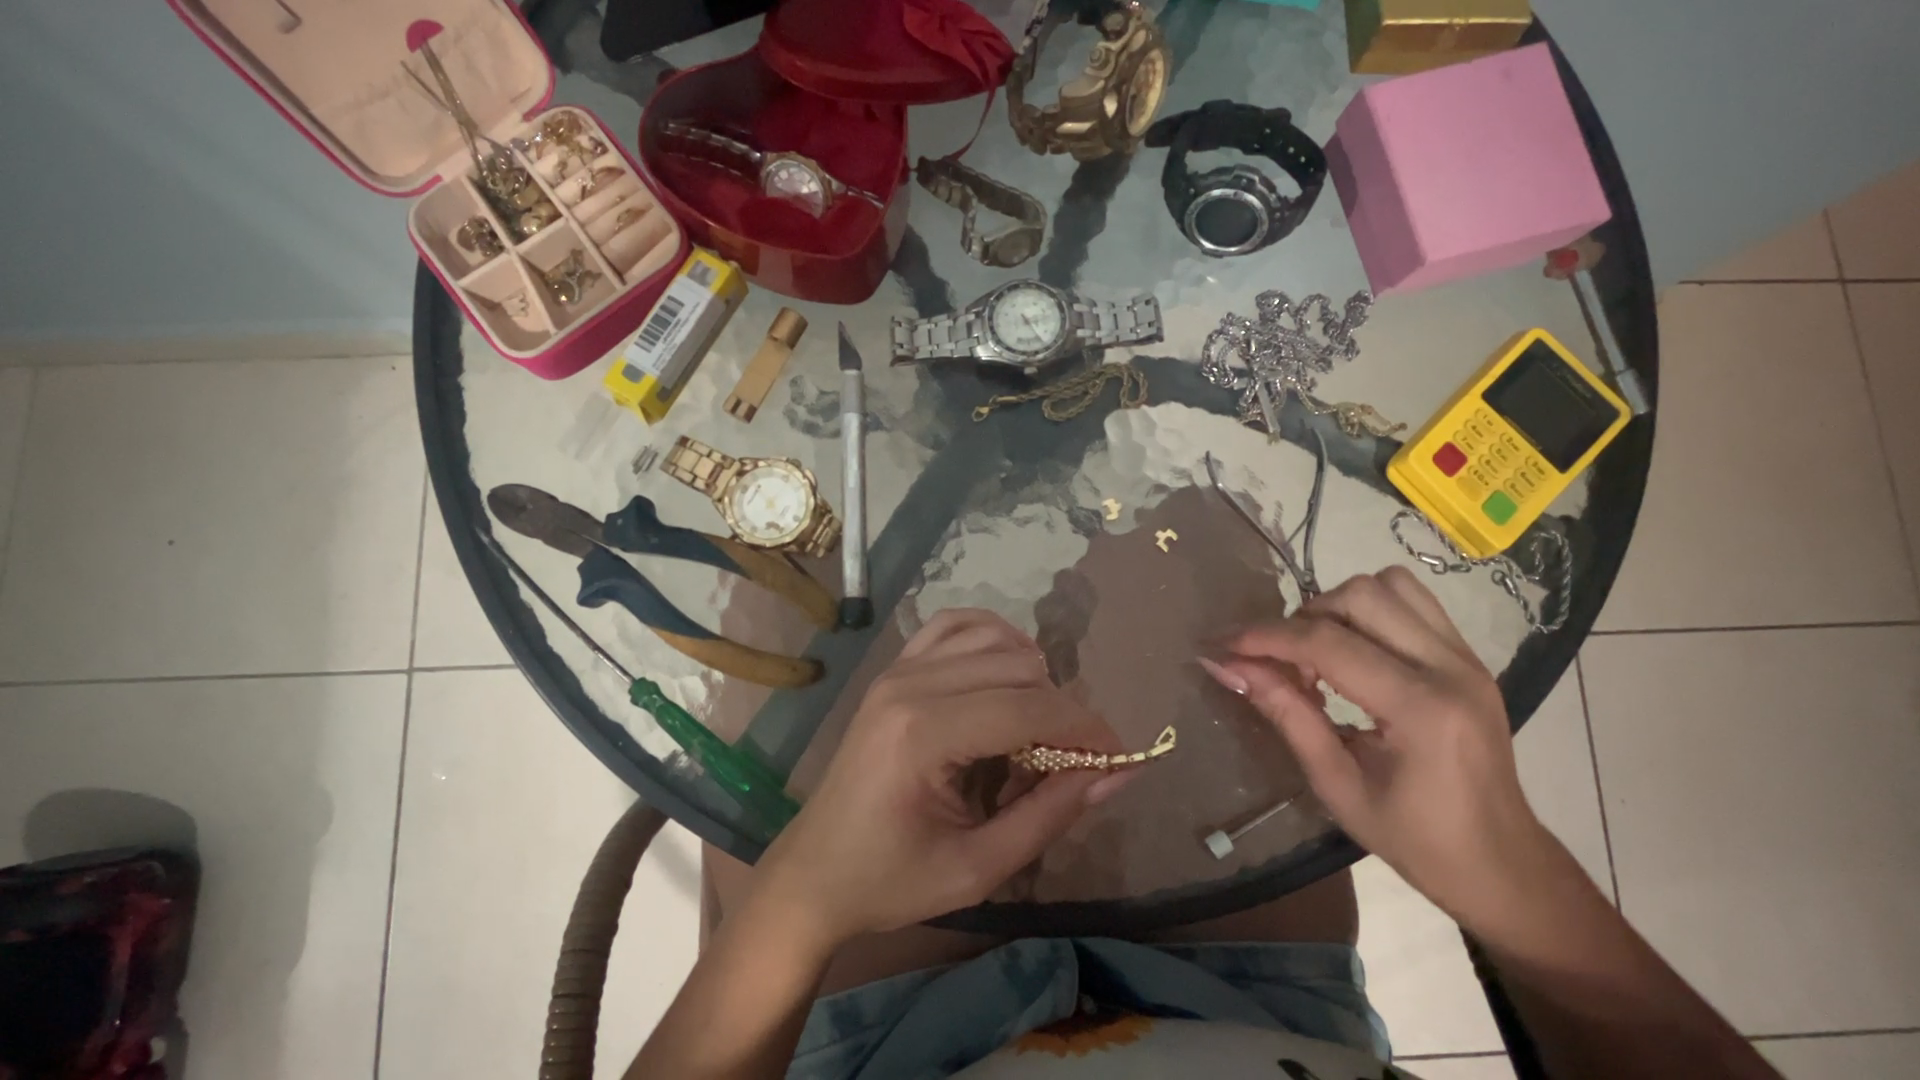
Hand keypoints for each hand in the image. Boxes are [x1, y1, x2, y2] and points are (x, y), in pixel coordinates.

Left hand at [751, 609, 1126, 946]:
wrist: (814, 873)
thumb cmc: (891, 881)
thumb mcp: (977, 869)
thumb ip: (1049, 815)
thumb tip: (1116, 773)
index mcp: (923, 735)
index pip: (1030, 709)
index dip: (1086, 730)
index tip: (1119, 759)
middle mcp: (909, 685)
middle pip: (1020, 668)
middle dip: (1062, 711)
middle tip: (1069, 763)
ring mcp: (897, 670)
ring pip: (994, 639)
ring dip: (1031, 677)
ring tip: (1035, 730)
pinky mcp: (893, 669)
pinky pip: (954, 626)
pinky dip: (992, 640)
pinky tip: (1005, 676)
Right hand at [1202, 567, 1560, 926]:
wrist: (1498, 862)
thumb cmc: (1413, 838)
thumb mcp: (1335, 784)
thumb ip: (1285, 713)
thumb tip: (1226, 667)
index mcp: (1420, 709)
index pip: (1328, 644)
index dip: (1266, 637)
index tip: (1222, 645)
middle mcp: (1450, 668)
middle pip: (1360, 597)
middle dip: (1304, 619)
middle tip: (1282, 664)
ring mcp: (1467, 657)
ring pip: (1389, 586)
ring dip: (1339, 607)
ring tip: (1319, 653)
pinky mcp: (1470, 656)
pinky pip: (1413, 603)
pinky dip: (1369, 613)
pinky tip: (1353, 653)